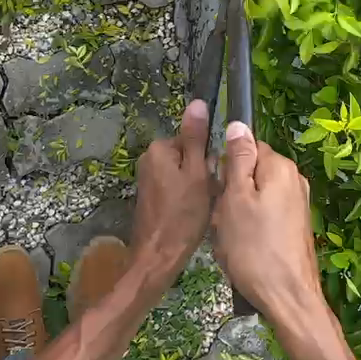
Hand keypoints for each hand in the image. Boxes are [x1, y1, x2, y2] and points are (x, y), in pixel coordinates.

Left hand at [129, 100, 213, 287]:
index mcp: (159, 149)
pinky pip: (175, 188)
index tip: (212, 178)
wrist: (158, 257)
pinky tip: (193, 215)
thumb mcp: (197, 174)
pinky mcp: (150, 196)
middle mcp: (149, 159)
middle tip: (208, 195)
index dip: (207, 159)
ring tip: (202, 207)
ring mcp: (148, 178)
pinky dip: (187, 198)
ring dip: (197, 187)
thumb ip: (196, 138)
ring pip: (184, 174)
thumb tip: (197, 102)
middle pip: (188, 156)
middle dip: (202, 173)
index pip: (193, 140)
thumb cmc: (182, 215)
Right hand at [213, 122, 325, 328]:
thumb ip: (237, 159)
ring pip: (255, 197)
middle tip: (222, 219)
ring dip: (237, 214)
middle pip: (251, 172)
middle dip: (231, 193)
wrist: (288, 299)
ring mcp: (298, 204)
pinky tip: (242, 249)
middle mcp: (294, 179)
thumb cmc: (254, 247)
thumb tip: (238, 124)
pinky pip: (265, 215)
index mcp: (280, 167)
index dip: (226, 167)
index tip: (218, 191)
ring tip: (230, 238)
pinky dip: (250, 228)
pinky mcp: (296, 226)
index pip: (246, 148)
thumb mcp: (236, 198)